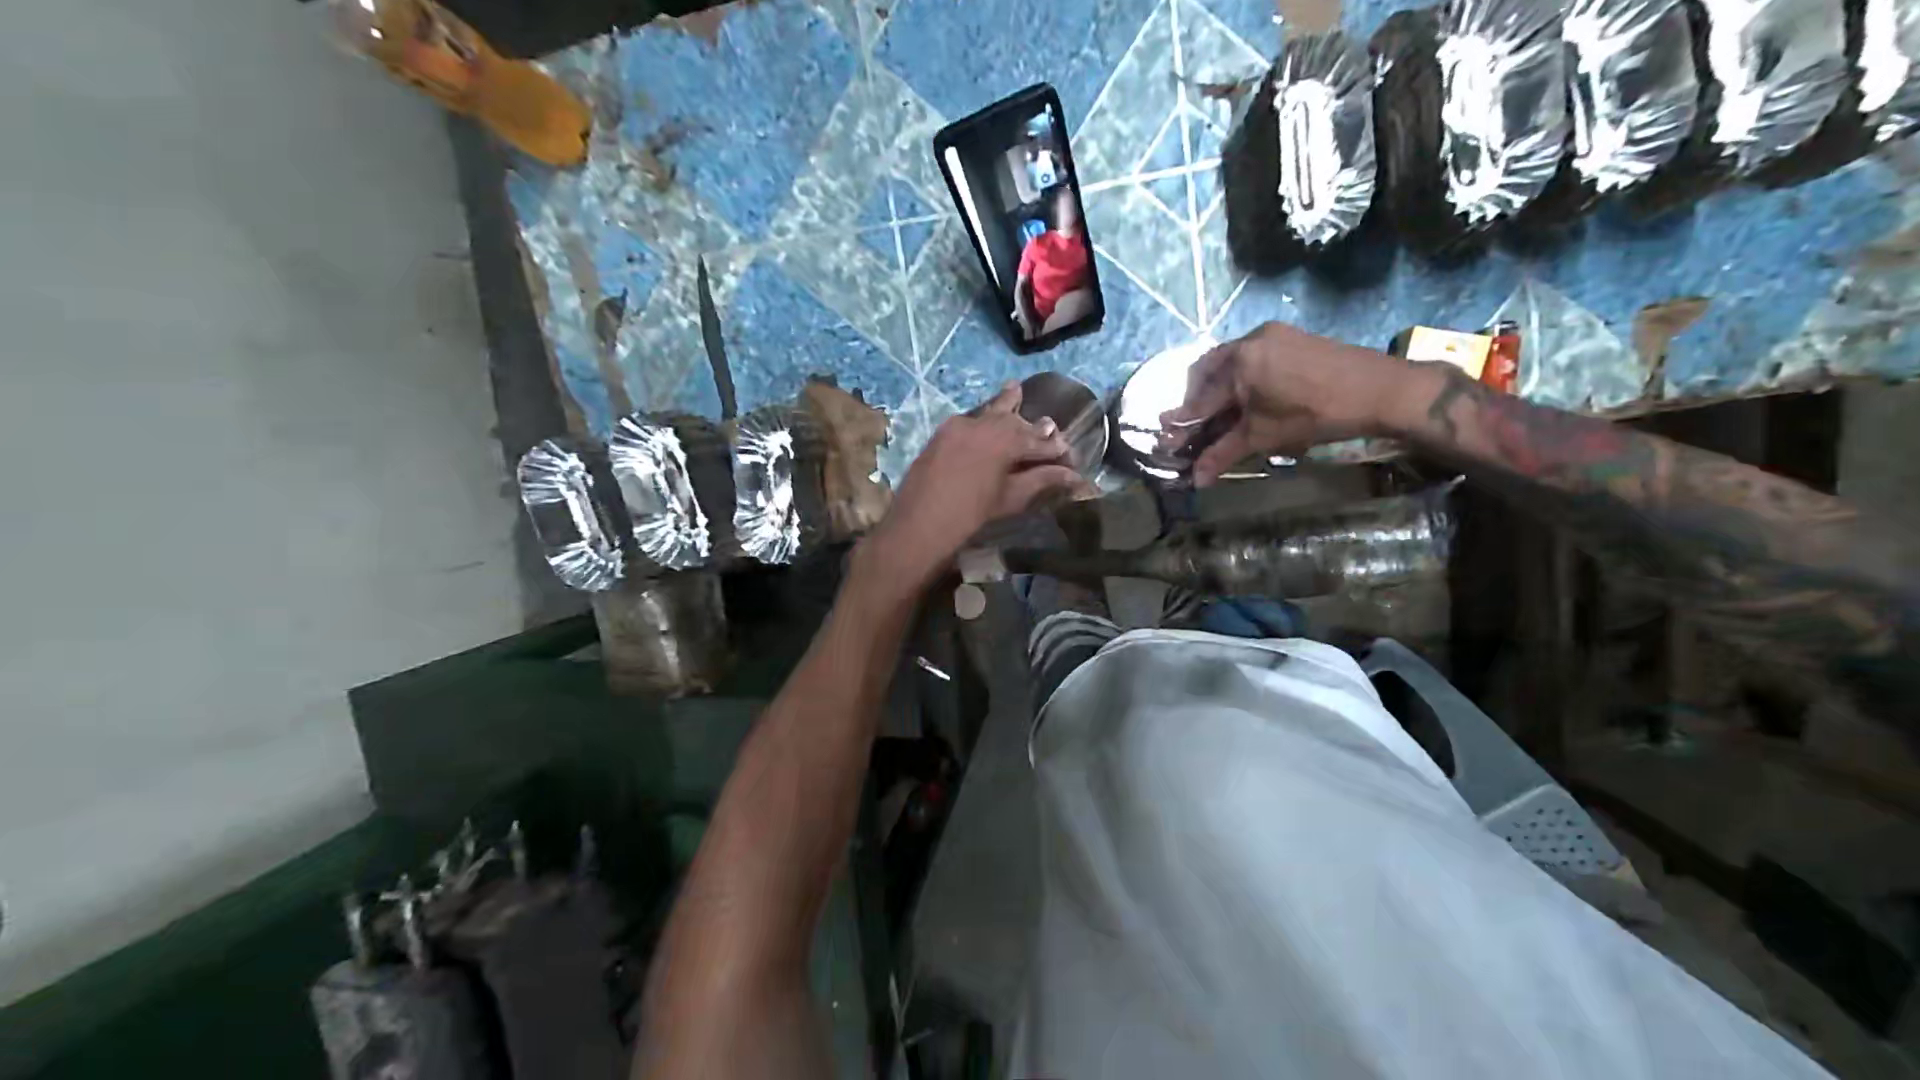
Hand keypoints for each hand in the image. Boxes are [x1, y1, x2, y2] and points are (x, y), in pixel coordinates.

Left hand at [863, 382, 1081, 587]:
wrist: (920, 525)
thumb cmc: (971, 517)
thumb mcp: (1011, 499)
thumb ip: (1041, 481)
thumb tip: (1073, 476)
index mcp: (1004, 440)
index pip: (1039, 441)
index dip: (1056, 450)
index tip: (1069, 458)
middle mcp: (982, 424)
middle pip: (1016, 421)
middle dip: (1033, 428)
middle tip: (1049, 430)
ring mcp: (958, 426)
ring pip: (990, 413)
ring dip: (1007, 408)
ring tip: (1017, 391)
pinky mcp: (941, 434)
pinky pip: (970, 420)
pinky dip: (983, 419)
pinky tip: (986, 420)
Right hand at [1160, 322, 1424, 484]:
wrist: (1381, 390)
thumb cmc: (1316, 415)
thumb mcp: (1264, 436)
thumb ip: (1224, 453)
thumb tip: (1196, 479)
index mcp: (1237, 363)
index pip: (1200, 400)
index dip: (1182, 423)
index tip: (1165, 437)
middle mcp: (1248, 340)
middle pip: (1207, 372)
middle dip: (1195, 399)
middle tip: (1190, 423)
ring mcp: (1271, 334)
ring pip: (1229, 360)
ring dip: (1217, 386)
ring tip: (1217, 411)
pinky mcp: (1290, 336)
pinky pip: (1250, 354)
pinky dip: (1239, 375)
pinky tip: (1246, 394)